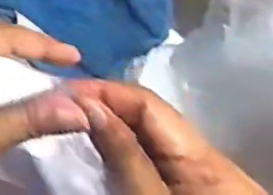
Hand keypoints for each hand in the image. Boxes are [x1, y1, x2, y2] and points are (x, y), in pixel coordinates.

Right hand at [66, 81, 263, 194]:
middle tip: (61, 109)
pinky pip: (158, 161)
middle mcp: (212, 161)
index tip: (60, 95)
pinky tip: (103, 157)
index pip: (146, 101)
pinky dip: (128, 154)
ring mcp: (209, 182)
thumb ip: (124, 154)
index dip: (103, 91)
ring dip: (113, 129)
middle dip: (105, 108)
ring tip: (75, 128)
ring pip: (152, 137)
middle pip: (149, 116)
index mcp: (206, 159)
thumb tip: (86, 102)